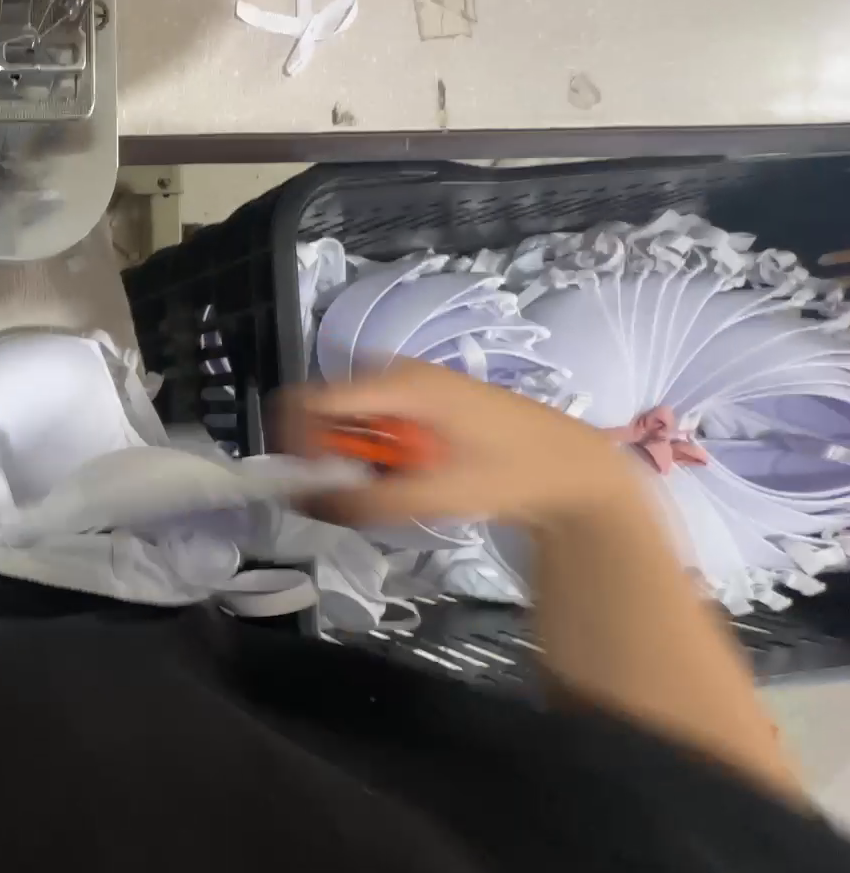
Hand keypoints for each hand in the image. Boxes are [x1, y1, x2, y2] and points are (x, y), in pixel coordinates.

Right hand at [277, 358, 643, 530]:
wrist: (578, 467)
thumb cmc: (512, 476)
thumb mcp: (436, 497)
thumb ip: (362, 502)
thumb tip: (299, 501)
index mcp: (399, 384)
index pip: (308, 400)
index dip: (295, 440)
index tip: (311, 476)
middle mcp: (395, 370)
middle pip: (321, 406)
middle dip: (321, 449)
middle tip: (350, 483)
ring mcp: (408, 378)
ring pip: (341, 412)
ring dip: (345, 449)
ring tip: (381, 477)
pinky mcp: (417, 391)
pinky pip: (364, 414)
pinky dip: (366, 444)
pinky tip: (399, 466)